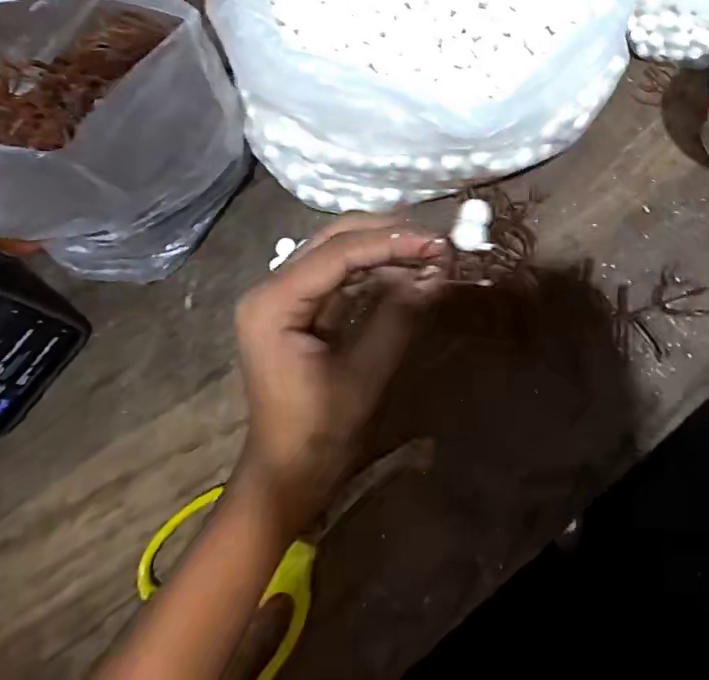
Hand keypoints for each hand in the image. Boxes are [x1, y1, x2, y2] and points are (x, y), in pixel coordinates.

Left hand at [231, 214, 447, 532]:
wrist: (287, 472)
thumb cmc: (319, 432)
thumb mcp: (365, 374)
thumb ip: (398, 316)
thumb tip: (435, 273)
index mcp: (273, 303)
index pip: (337, 253)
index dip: (391, 242)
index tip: (438, 241)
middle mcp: (270, 287)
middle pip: (334, 240)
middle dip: (388, 235)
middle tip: (437, 240)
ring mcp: (282, 295)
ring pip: (338, 251)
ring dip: (384, 249)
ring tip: (430, 253)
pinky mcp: (298, 306)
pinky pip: (339, 274)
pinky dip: (375, 269)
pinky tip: (408, 270)